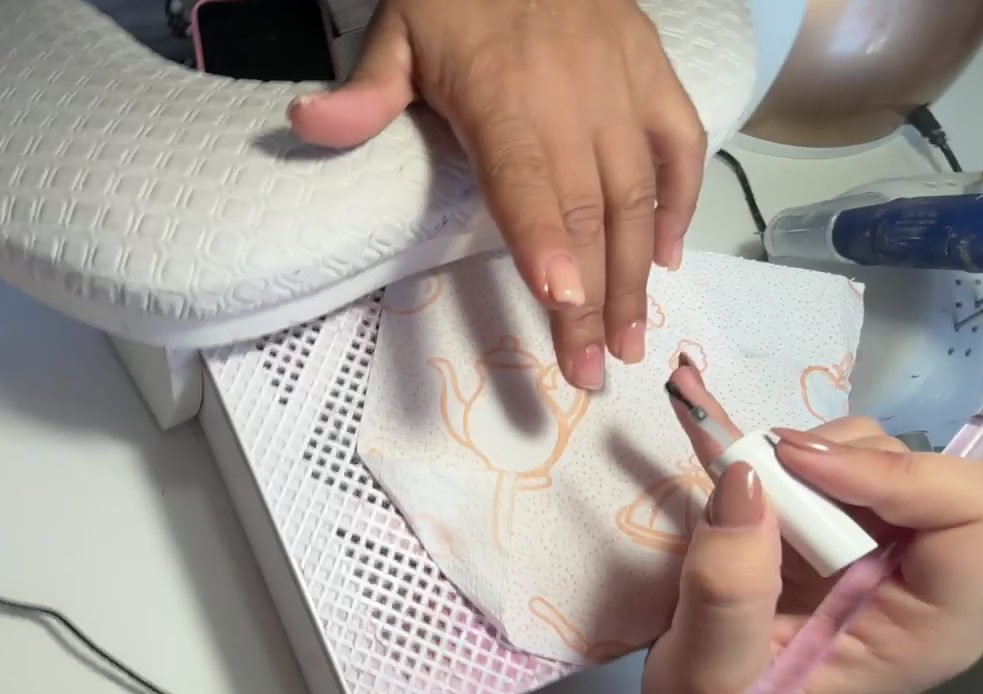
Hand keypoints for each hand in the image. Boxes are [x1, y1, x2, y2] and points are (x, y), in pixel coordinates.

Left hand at [288, 0, 705, 389]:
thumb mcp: (395, 33)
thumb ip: (361, 94)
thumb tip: (303, 123)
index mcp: (502, 92)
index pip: (524, 177)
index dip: (544, 237)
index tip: (561, 299)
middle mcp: (570, 92)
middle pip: (585, 208)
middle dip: (592, 298)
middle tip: (592, 369)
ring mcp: (619, 81)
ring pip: (636, 190)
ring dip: (635, 274)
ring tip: (630, 341)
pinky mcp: (650, 69)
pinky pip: (679, 140)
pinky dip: (679, 201)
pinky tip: (665, 260)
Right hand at [642, 413, 982, 693]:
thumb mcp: (708, 670)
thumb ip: (728, 584)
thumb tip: (744, 478)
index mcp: (929, 630)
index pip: (979, 516)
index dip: (897, 476)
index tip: (792, 468)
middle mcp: (931, 587)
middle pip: (946, 480)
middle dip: (849, 462)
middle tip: (759, 476)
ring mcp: (892, 563)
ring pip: (898, 464)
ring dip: (819, 460)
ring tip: (749, 493)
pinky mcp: (850, 547)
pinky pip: (850, 477)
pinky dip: (799, 468)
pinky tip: (753, 497)